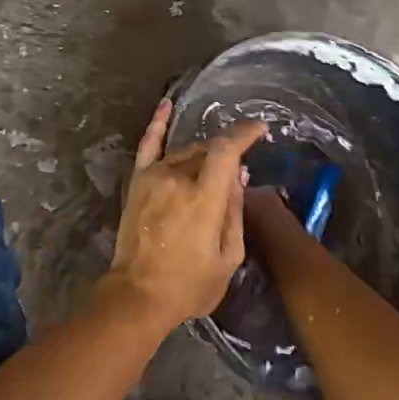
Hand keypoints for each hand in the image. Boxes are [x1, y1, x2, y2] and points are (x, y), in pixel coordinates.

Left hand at [107, 100, 266, 327]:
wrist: (138, 295)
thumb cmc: (189, 284)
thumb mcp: (229, 257)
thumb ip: (235, 211)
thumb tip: (238, 176)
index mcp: (204, 197)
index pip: (227, 150)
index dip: (245, 133)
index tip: (260, 128)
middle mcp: (178, 177)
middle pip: (207, 151)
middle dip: (226, 156)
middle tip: (236, 172)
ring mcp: (154, 176)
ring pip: (185, 151)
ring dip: (203, 155)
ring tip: (214, 169)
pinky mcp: (138, 181)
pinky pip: (148, 145)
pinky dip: (158, 123)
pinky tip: (167, 105)